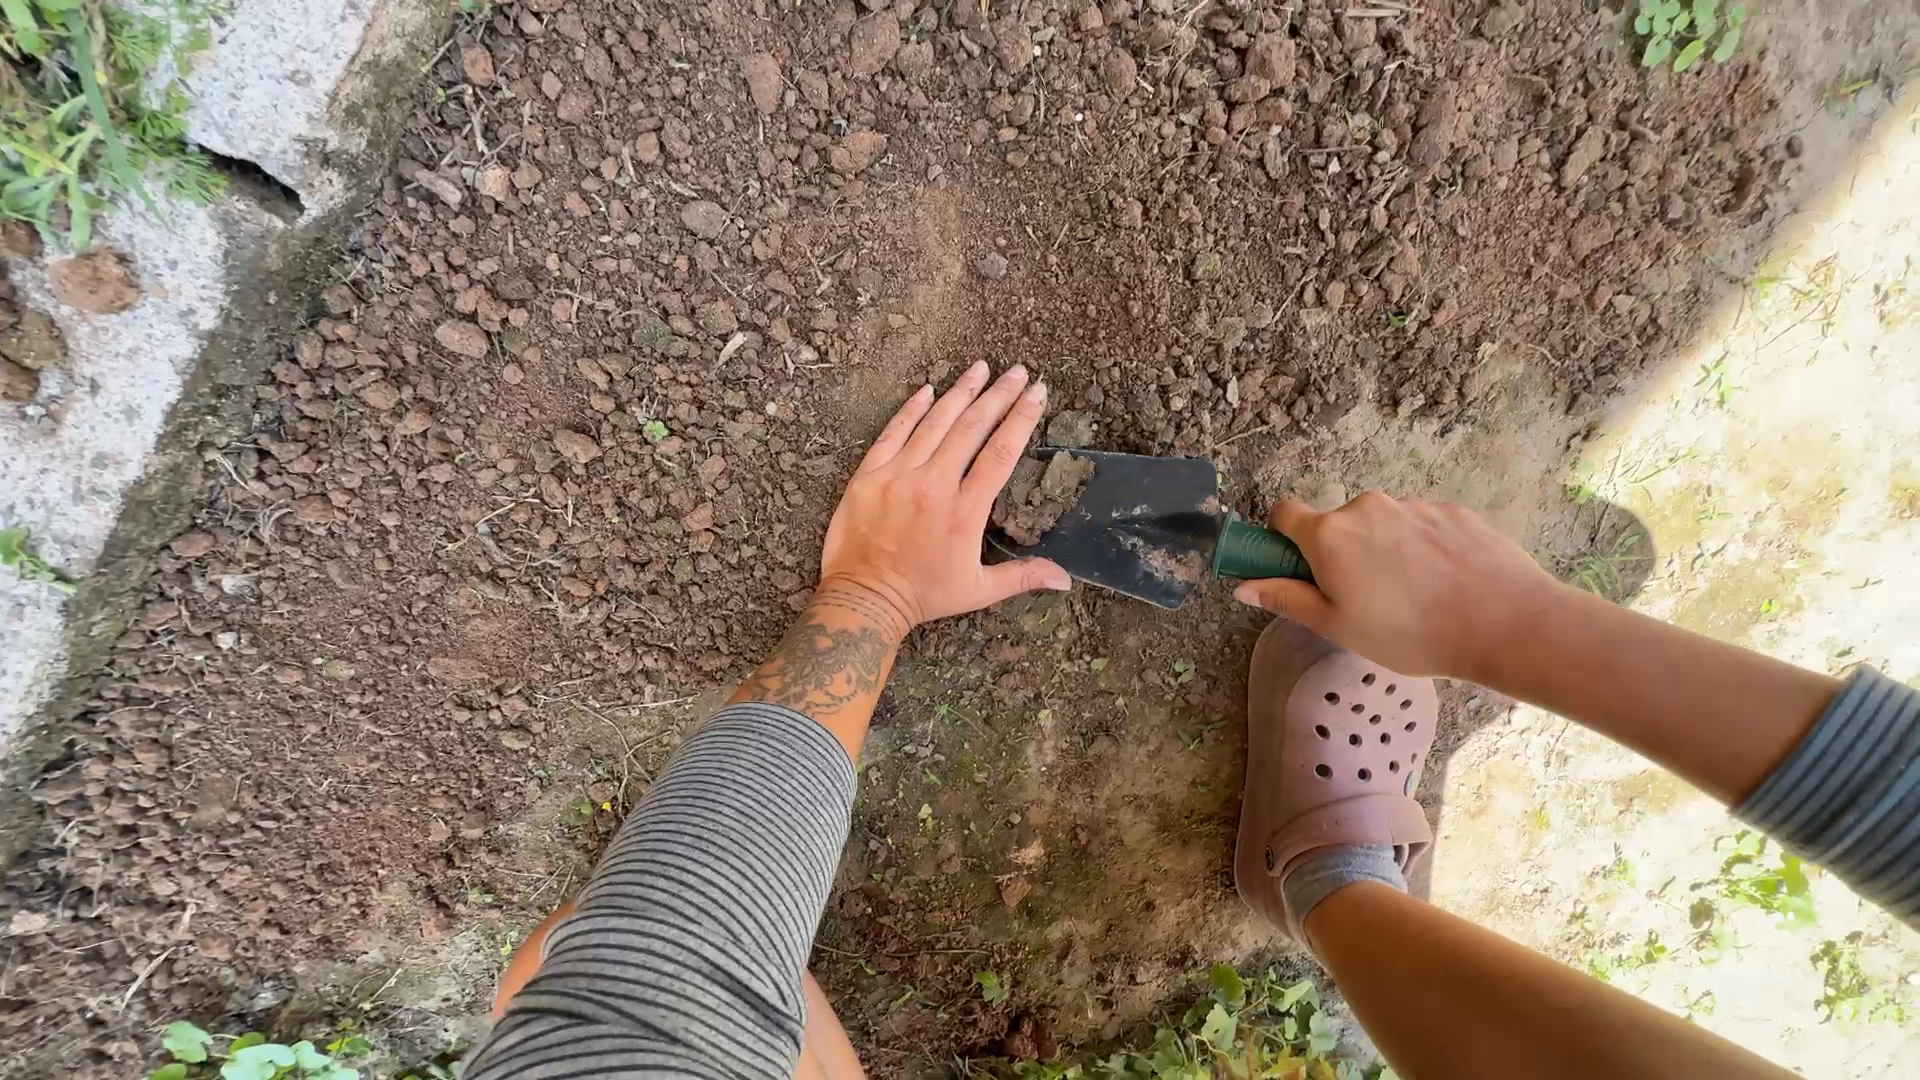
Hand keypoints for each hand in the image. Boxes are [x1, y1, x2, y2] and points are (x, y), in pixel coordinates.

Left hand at [818, 361, 1071, 630]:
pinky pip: (893, 433)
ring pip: (935, 423)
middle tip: (1016, 371)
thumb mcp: (979, 590)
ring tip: (980, 368)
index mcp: (965, 511)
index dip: (1022, 419)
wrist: (864, 598)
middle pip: (972, 428)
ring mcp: (898, 476)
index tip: (1037, 393)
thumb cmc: (924, 595)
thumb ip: (1023, 576)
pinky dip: (912, 409)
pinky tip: (928, 390)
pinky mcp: (869, 475)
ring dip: (960, 393)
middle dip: (998, 395)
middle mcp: (934, 485)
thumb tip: (1066, 579)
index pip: (1001, 452)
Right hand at [1231, 493, 1561, 678]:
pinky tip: (1443, 581)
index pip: (1283, 512)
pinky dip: (1420, 546)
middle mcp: (1364, 507)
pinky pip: (1418, 524)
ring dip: (1381, 549)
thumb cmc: (1409, 633)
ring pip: (1379, 524)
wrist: (1509, 624)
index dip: (1282, 536)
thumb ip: (1285, 599)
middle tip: (1362, 595)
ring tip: (1411, 593)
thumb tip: (1242, 587)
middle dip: (1339, 551)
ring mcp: (1411, 505)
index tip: (1297, 565)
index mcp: (1328, 535)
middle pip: (1335, 523)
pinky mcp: (1452, 510)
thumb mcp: (1336, 625)